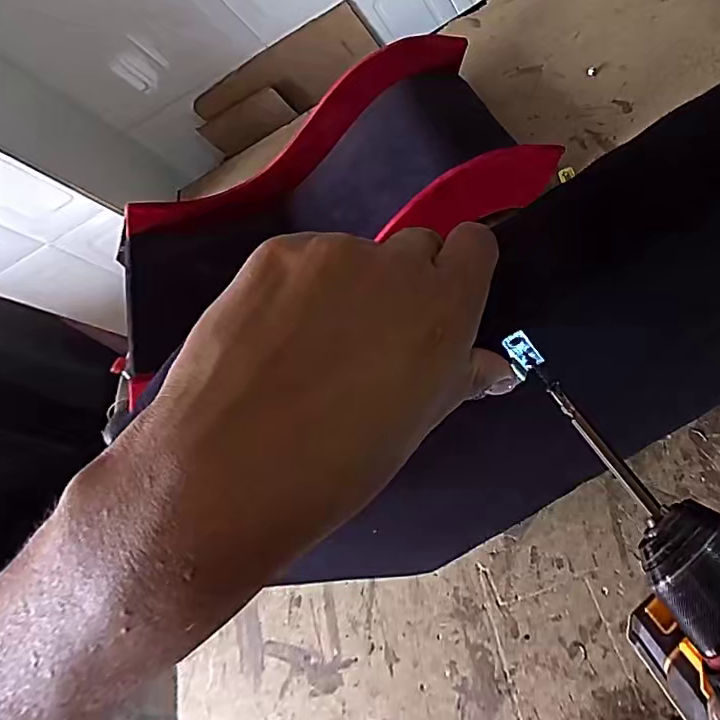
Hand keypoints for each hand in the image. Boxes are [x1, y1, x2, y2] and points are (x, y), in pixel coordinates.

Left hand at [95, 224, 509, 600]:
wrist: (218, 477)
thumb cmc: (342, 461)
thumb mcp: (421, 419)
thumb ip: (466, 375)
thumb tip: (501, 368)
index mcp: (446, 303)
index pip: (475, 242)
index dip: (462, 267)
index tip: (445, 296)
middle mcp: (398, 264)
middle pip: (419, 245)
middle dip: (407, 278)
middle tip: (377, 330)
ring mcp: (333, 253)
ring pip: (359, 255)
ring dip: (350, 285)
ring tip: (312, 342)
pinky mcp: (274, 253)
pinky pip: (306, 260)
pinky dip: (300, 287)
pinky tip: (274, 335)